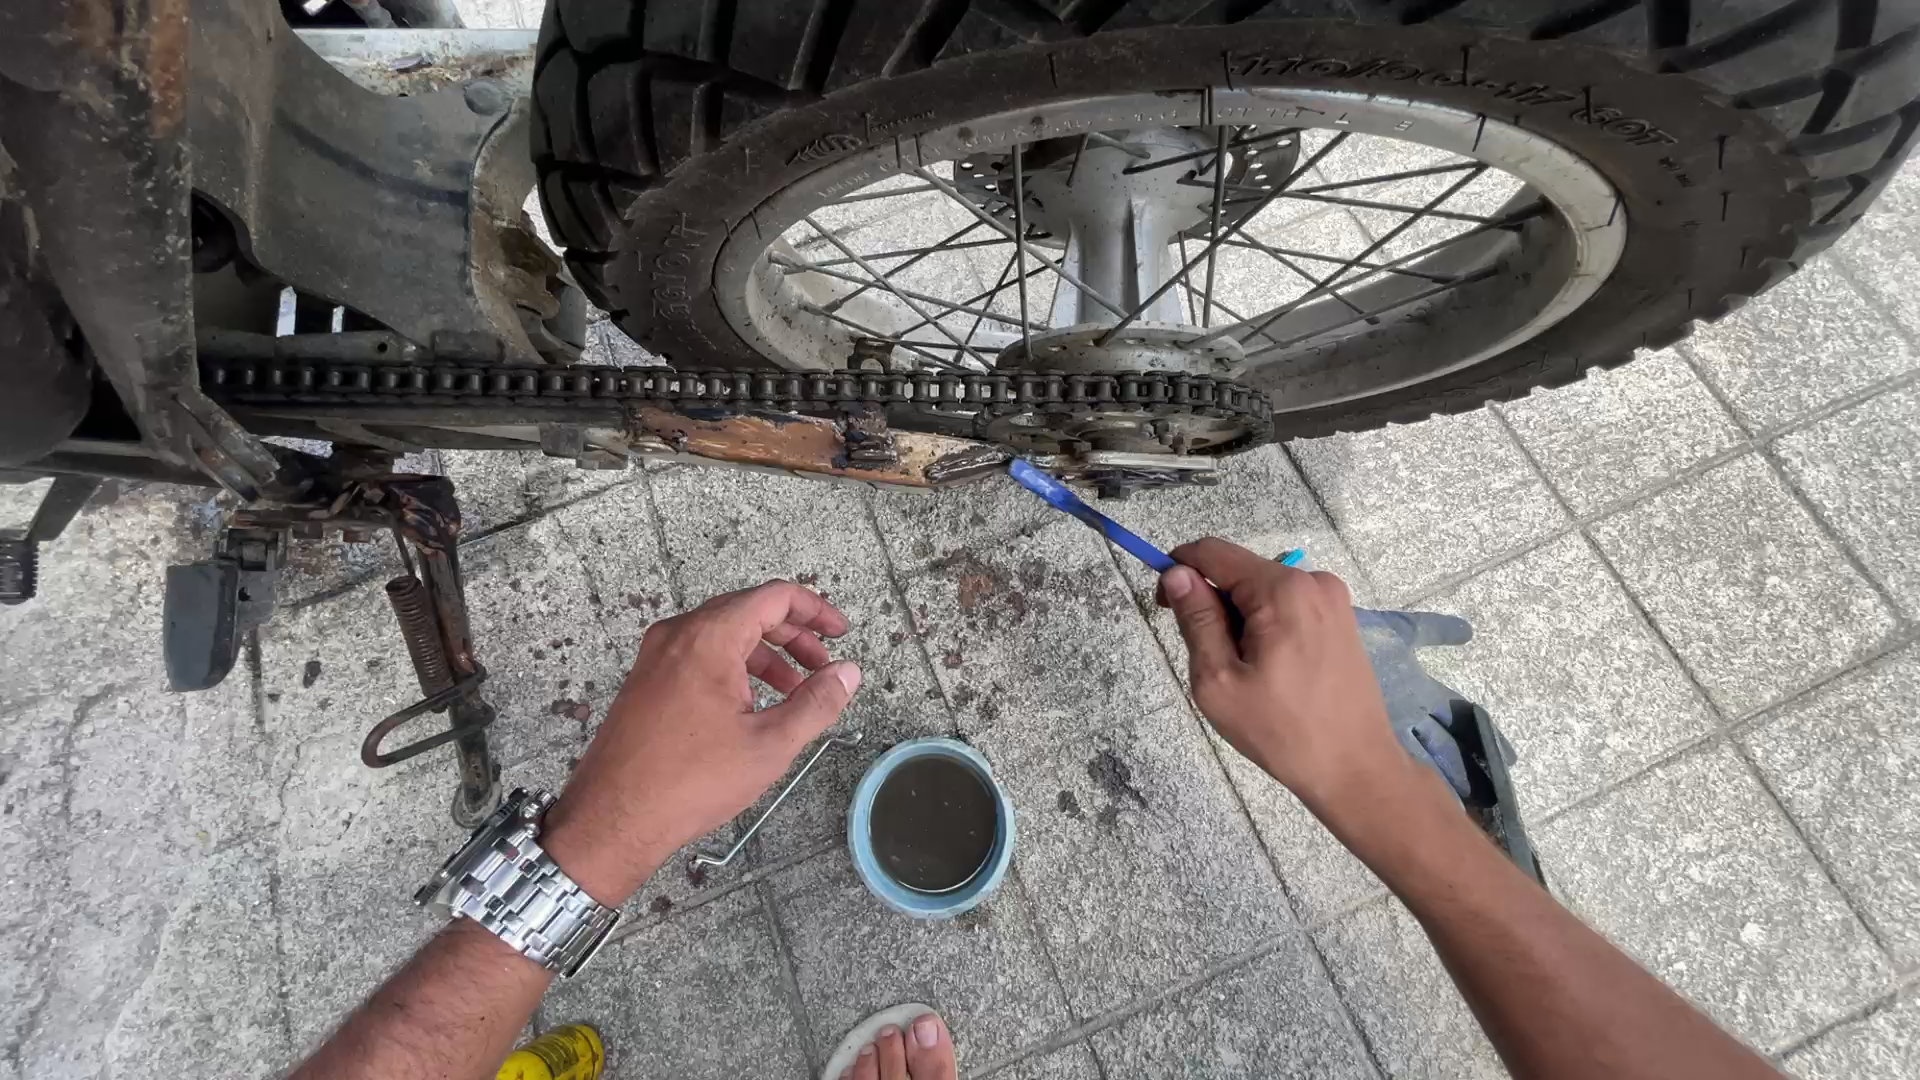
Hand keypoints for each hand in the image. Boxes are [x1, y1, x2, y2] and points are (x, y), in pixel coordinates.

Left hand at [541, 581, 861, 904]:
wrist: (611, 821)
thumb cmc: (687, 783)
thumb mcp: (770, 743)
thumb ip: (818, 702)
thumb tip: (848, 673)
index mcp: (709, 638)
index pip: (774, 597)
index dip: (816, 610)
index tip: (840, 632)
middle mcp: (679, 635)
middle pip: (750, 610)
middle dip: (795, 634)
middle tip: (824, 664)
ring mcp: (658, 655)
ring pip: (726, 632)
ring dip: (768, 652)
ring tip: (795, 688)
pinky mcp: (648, 678)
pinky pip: (702, 653)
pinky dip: (737, 665)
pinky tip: (754, 701)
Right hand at [1156, 538, 1429, 825]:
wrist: (1356, 770)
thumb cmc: (1281, 730)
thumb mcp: (1218, 679)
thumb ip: (1196, 620)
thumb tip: (1176, 575)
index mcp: (1281, 590)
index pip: (1212, 552)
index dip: (1178, 569)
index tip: (1164, 605)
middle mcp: (1312, 581)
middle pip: (1238, 570)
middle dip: (1210, 601)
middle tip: (1205, 655)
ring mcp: (1332, 599)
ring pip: (1260, 588)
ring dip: (1236, 616)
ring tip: (1241, 669)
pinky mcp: (1340, 618)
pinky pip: (1285, 603)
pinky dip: (1263, 623)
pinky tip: (1268, 667)